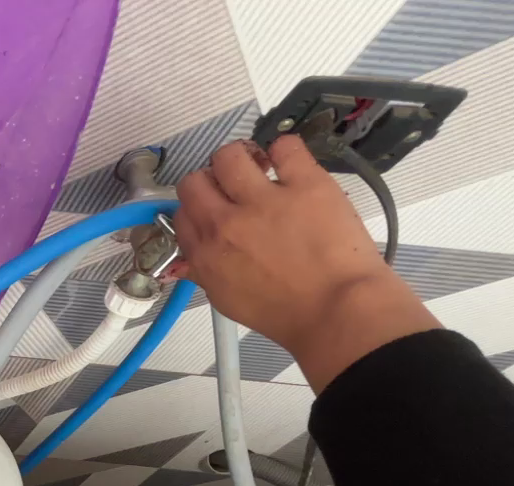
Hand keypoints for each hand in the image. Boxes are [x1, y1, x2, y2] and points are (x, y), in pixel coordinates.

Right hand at [174, 136, 439, 391]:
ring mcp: (264, 200)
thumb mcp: (223, 297)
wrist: (331, 305)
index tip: (211, 211)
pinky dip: (283, 149)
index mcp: (204, 252)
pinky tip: (289, 164)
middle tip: (230, 188)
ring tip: (256, 168)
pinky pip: (285, 146)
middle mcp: (225, 223)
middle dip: (208, 181)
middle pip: (195, 181)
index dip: (195, 209)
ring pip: (229, 155)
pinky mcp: (306, 183)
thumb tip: (188, 259)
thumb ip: (202, 271)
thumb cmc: (277, 309)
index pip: (181, 214)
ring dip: (238, 158)